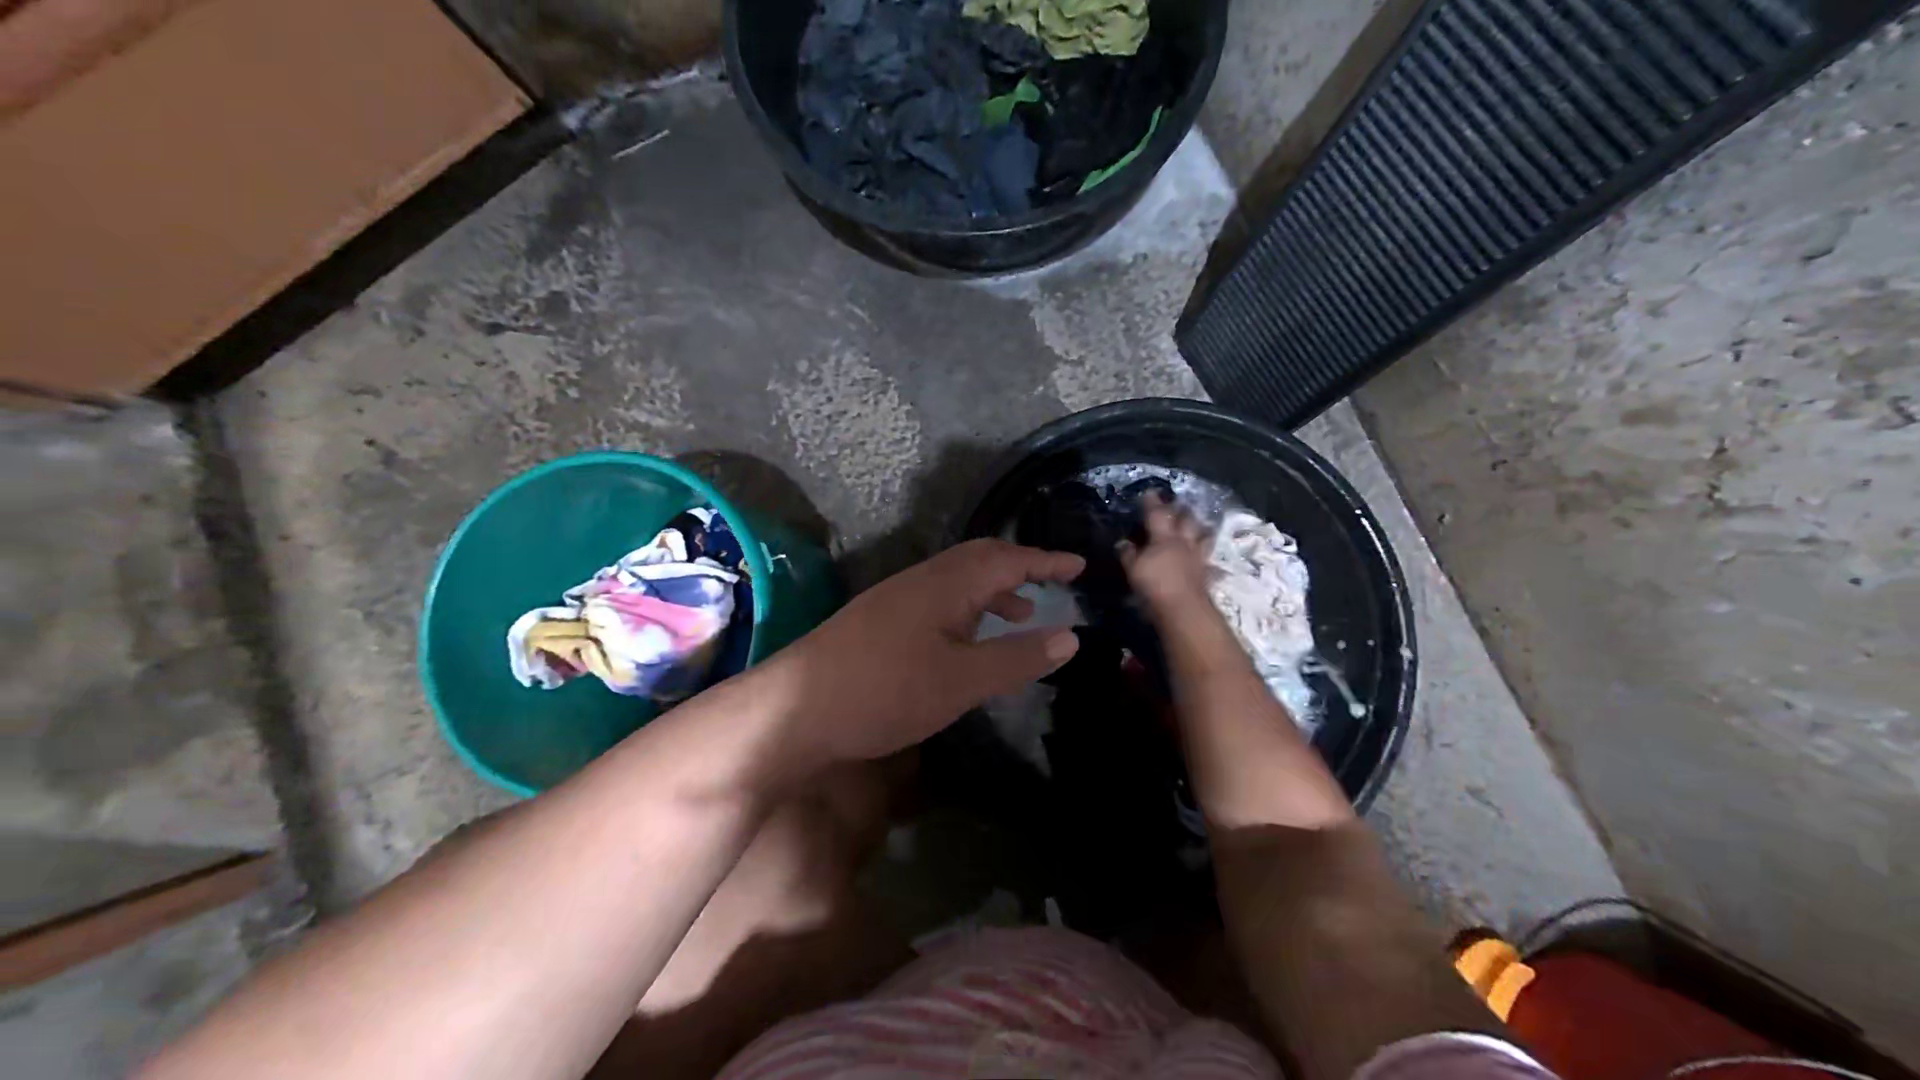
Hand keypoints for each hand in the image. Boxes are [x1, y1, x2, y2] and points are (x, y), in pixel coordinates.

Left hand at [762, 539, 1082, 774]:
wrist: (793, 710)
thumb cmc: (884, 692)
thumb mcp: (961, 681)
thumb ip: (1016, 659)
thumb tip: (1071, 635)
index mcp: (944, 585)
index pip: (1005, 559)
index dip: (1045, 560)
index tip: (1079, 565)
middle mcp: (919, 581)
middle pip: (978, 560)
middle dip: (1019, 568)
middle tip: (1053, 583)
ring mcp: (894, 600)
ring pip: (956, 582)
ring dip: (992, 591)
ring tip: (1021, 615)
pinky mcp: (879, 622)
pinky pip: (938, 601)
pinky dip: (966, 611)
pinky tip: (966, 642)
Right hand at [1119, 493, 1213, 614]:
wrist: (1184, 608)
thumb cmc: (1154, 584)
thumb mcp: (1133, 569)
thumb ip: (1128, 554)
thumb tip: (1122, 542)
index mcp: (1163, 538)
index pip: (1157, 515)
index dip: (1153, 503)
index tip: (1151, 492)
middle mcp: (1183, 543)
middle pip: (1186, 521)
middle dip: (1182, 510)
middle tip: (1181, 503)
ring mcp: (1197, 558)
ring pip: (1203, 537)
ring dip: (1202, 529)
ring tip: (1202, 525)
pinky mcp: (1206, 574)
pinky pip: (1210, 564)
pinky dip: (1210, 562)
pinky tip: (1211, 563)